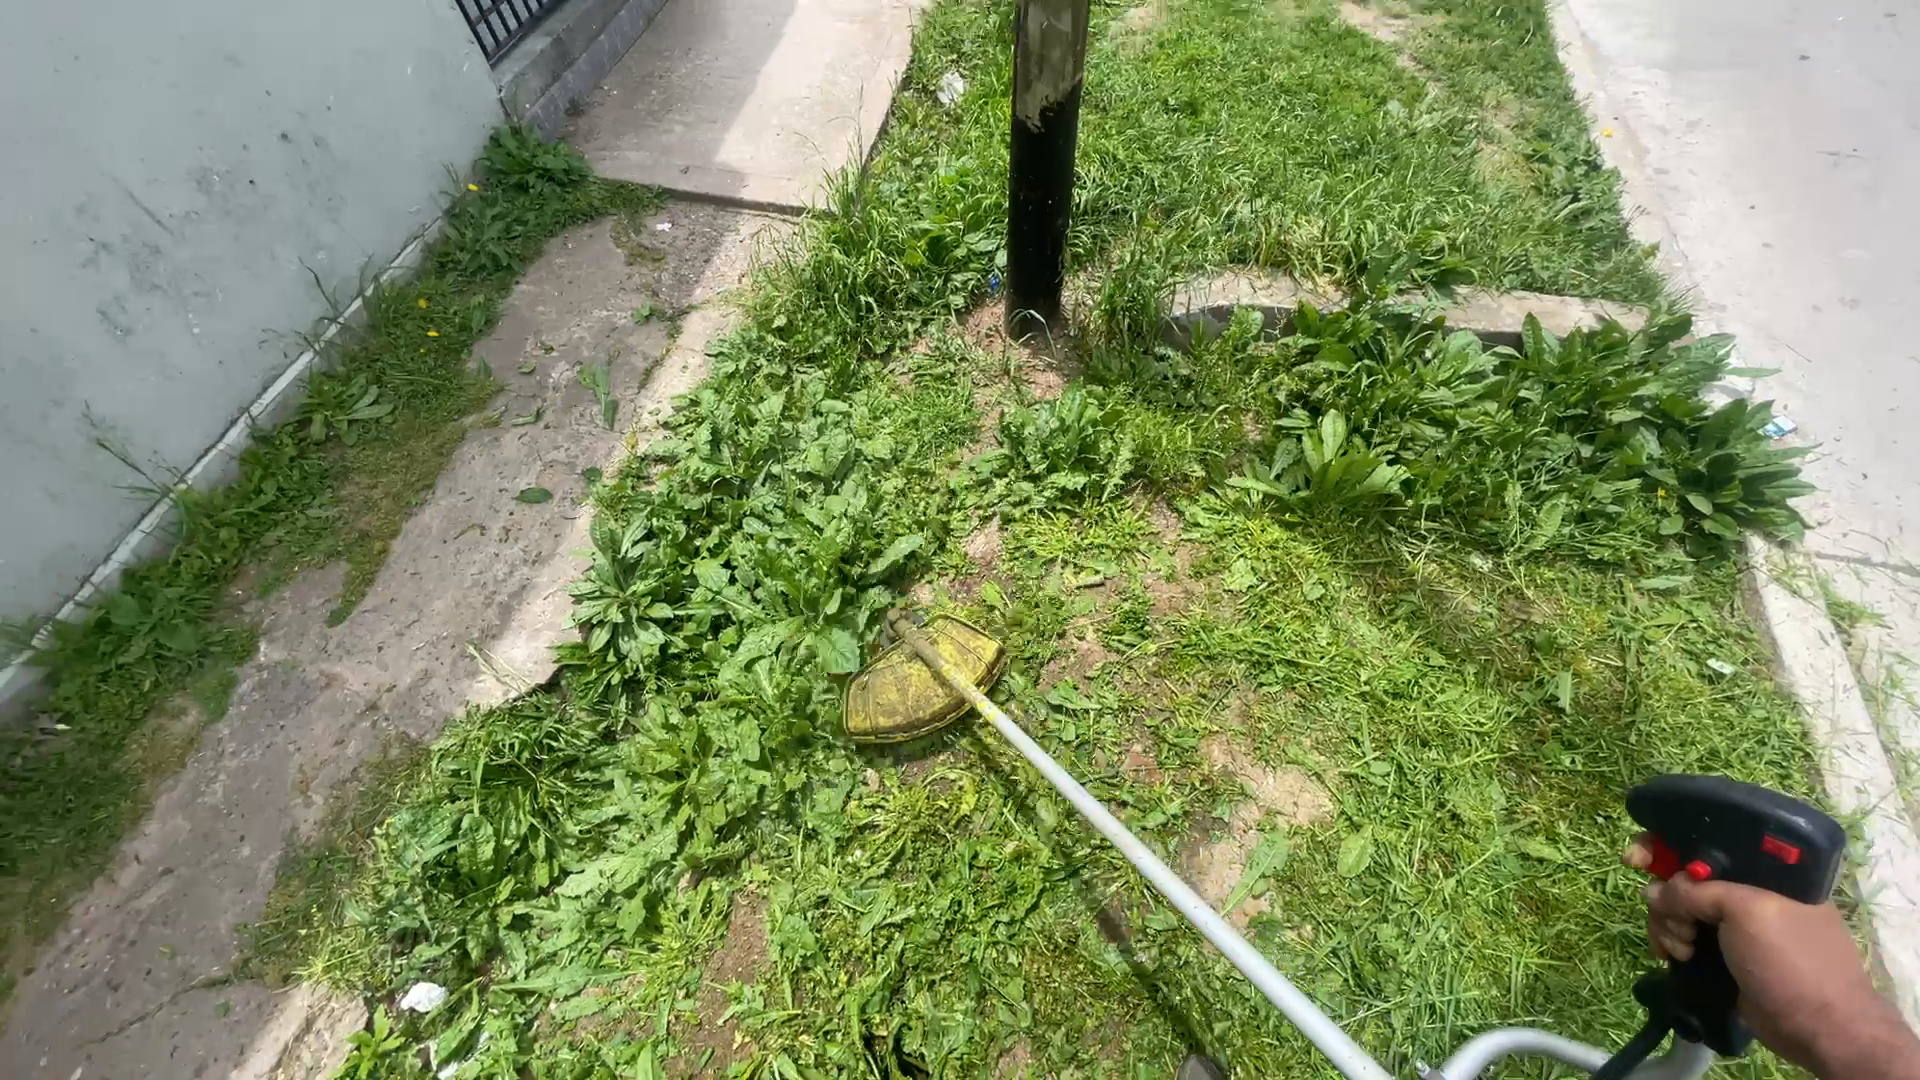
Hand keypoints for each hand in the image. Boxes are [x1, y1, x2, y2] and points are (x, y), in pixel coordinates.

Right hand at [1624, 836, 1919, 1079]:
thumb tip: (1655, 896)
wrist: (1818, 1030)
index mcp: (1764, 877)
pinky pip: (1674, 931)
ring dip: (1666, 924)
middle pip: (1678, 876)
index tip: (1636, 860)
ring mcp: (1730, 925)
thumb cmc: (1791, 960)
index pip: (1702, 845)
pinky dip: (1667, 940)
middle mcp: (1745, 895)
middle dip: (1664, 896)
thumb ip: (1693, 890)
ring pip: (1671, 906)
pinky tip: (1673, 955)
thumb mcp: (1746, 910)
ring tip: (1682, 948)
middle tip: (1668, 915)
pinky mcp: (1717, 950)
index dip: (1663, 846)